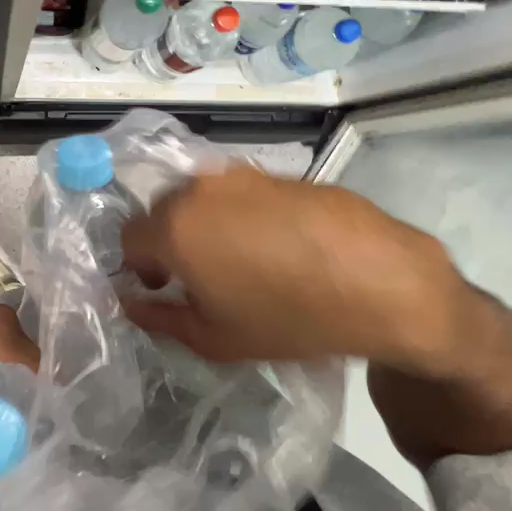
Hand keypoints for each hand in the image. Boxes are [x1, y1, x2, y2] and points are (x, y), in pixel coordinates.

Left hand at [0, 294, 37, 510]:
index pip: (26, 383)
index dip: (20, 426)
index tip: (3, 464)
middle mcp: (0, 322)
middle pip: (30, 383)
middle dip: (20, 426)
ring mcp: (1, 325)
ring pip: (26, 379)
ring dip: (15, 415)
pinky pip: (14, 372)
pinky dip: (7, 400)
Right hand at [119, 165, 480, 374]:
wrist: (382, 280)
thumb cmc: (290, 317)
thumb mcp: (216, 338)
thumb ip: (160, 319)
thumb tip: (133, 302)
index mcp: (175, 226)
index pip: (129, 238)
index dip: (140, 269)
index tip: (165, 291)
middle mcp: (201, 188)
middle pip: (164, 212)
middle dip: (171, 243)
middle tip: (202, 279)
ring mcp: (243, 174)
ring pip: (204, 199)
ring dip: (207, 227)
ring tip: (244, 262)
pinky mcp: (280, 172)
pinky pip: (242, 194)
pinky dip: (244, 216)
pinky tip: (278, 247)